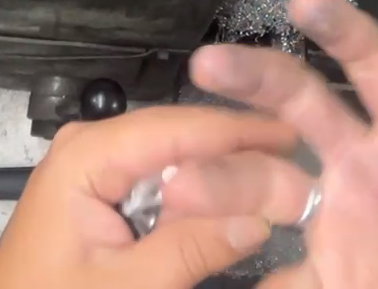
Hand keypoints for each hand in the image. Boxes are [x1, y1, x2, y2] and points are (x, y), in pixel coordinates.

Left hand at [0, 105, 298, 288]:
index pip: (173, 127)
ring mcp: (94, 162)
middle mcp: (90, 143)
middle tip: (291, 156)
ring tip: (270, 172)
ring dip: (216, 168)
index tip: (289, 133)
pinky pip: (155, 177)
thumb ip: (189, 250)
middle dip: (230, 146)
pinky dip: (191, 189)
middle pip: (174, 134)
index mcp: (86, 155)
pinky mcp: (100, 186)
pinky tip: (226, 197)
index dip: (234, 128)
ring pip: (169, 154)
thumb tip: (258, 216)